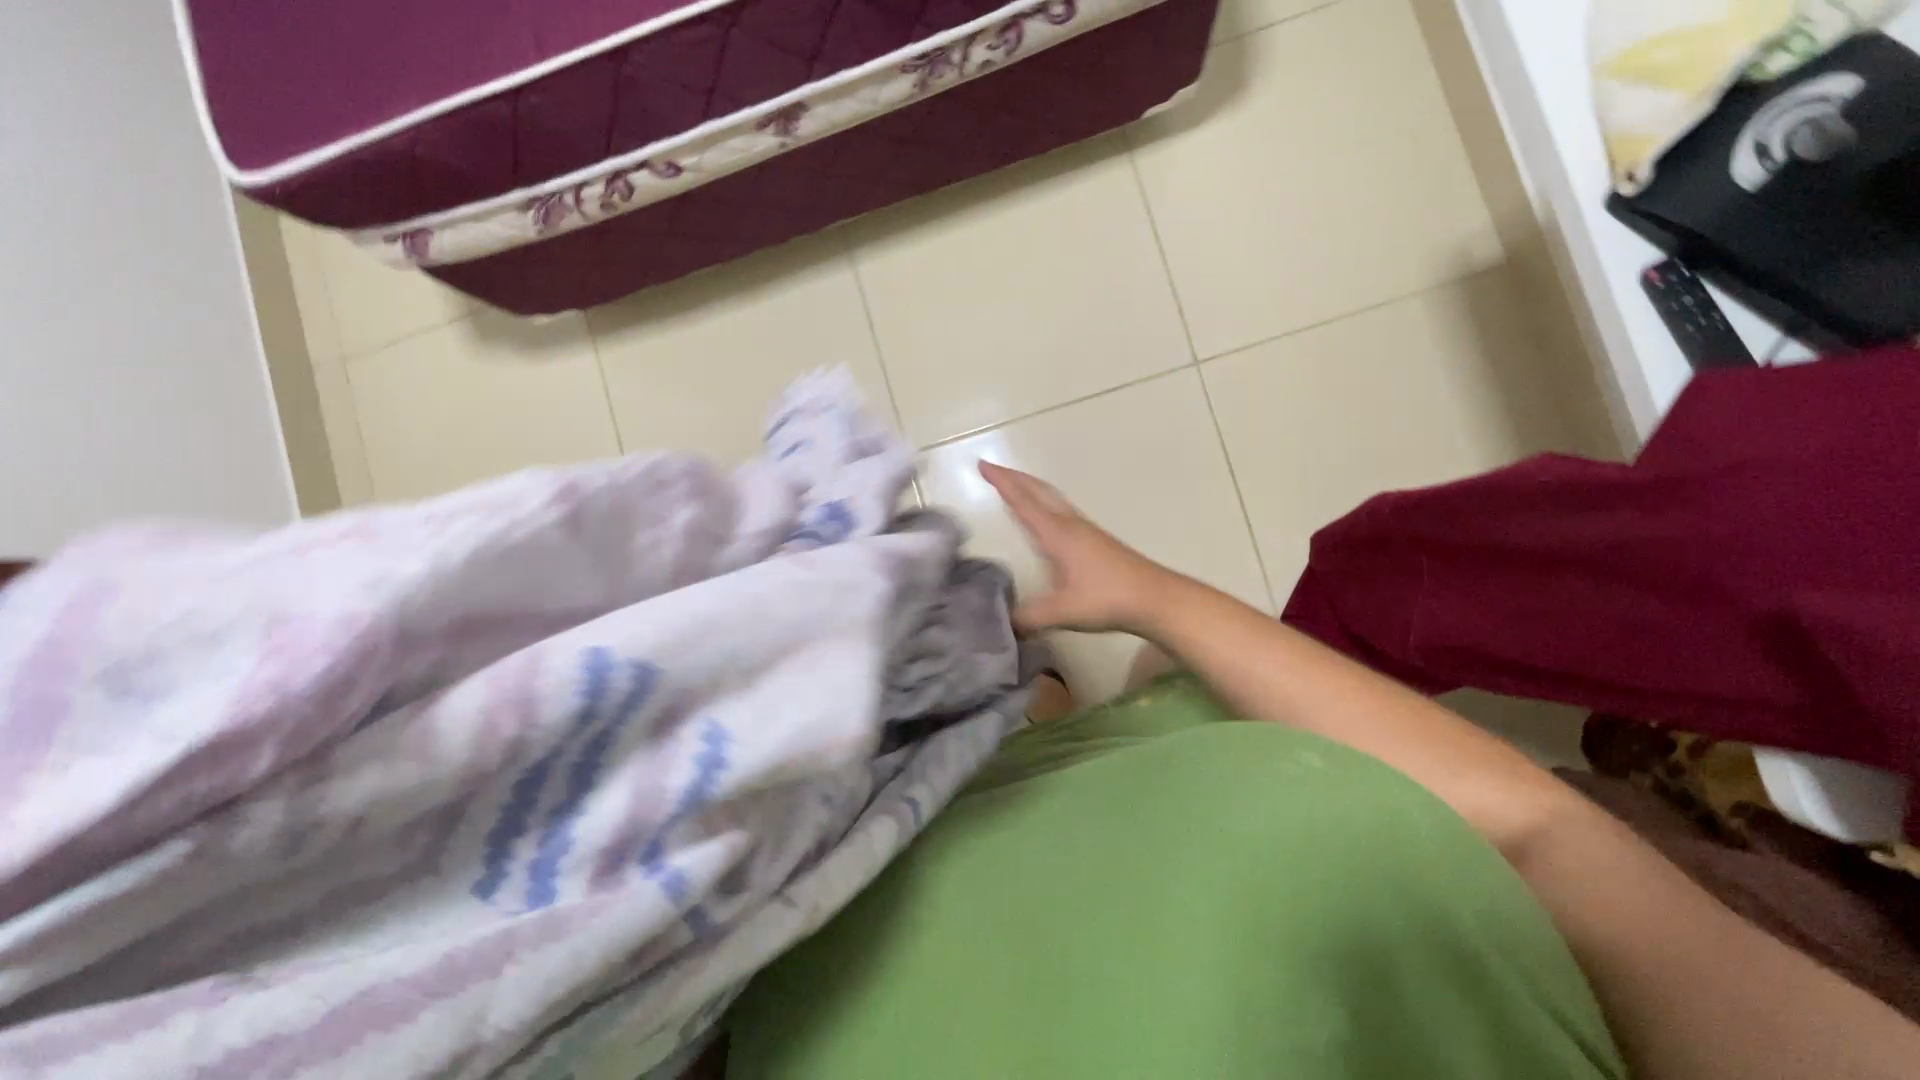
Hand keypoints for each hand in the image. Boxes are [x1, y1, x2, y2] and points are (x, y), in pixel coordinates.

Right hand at [978, 461, 1185, 634]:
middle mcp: (1070, 525)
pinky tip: (1046, 517)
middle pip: (1039, 491)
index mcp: (1057, 534)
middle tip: (991, 468)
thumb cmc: (1107, 599)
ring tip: (1014, 485)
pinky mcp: (1096, 540)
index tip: (982, 465)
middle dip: (1014, 478)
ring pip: (1053, 498)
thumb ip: (1028, 618)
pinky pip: (1062, 510)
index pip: (1023, 502)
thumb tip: (1002, 623)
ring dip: (1031, 488)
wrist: (1154, 598)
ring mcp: (1086, 530)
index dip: (1002, 483)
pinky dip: (1045, 502)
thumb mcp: (1061, 612)